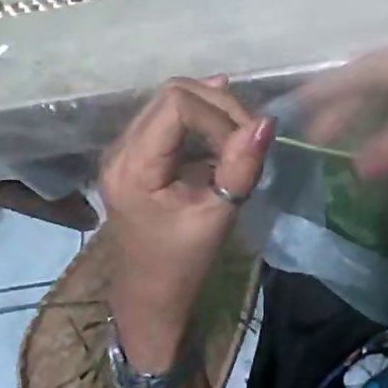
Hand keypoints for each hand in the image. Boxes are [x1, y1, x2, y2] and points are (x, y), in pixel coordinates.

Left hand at [99, 77, 275, 368]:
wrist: (150, 294)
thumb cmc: (182, 263)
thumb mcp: (218, 216)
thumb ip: (241, 166)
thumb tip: (267, 121)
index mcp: (133, 165)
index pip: (177, 104)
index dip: (218, 114)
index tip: (243, 146)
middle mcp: (121, 148)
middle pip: (173, 93)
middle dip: (219, 105)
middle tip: (249, 135)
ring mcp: (125, 148)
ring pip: (173, 100)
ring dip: (213, 111)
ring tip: (240, 139)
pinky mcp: (138, 152)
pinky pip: (171, 117)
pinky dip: (204, 120)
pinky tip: (225, 139)